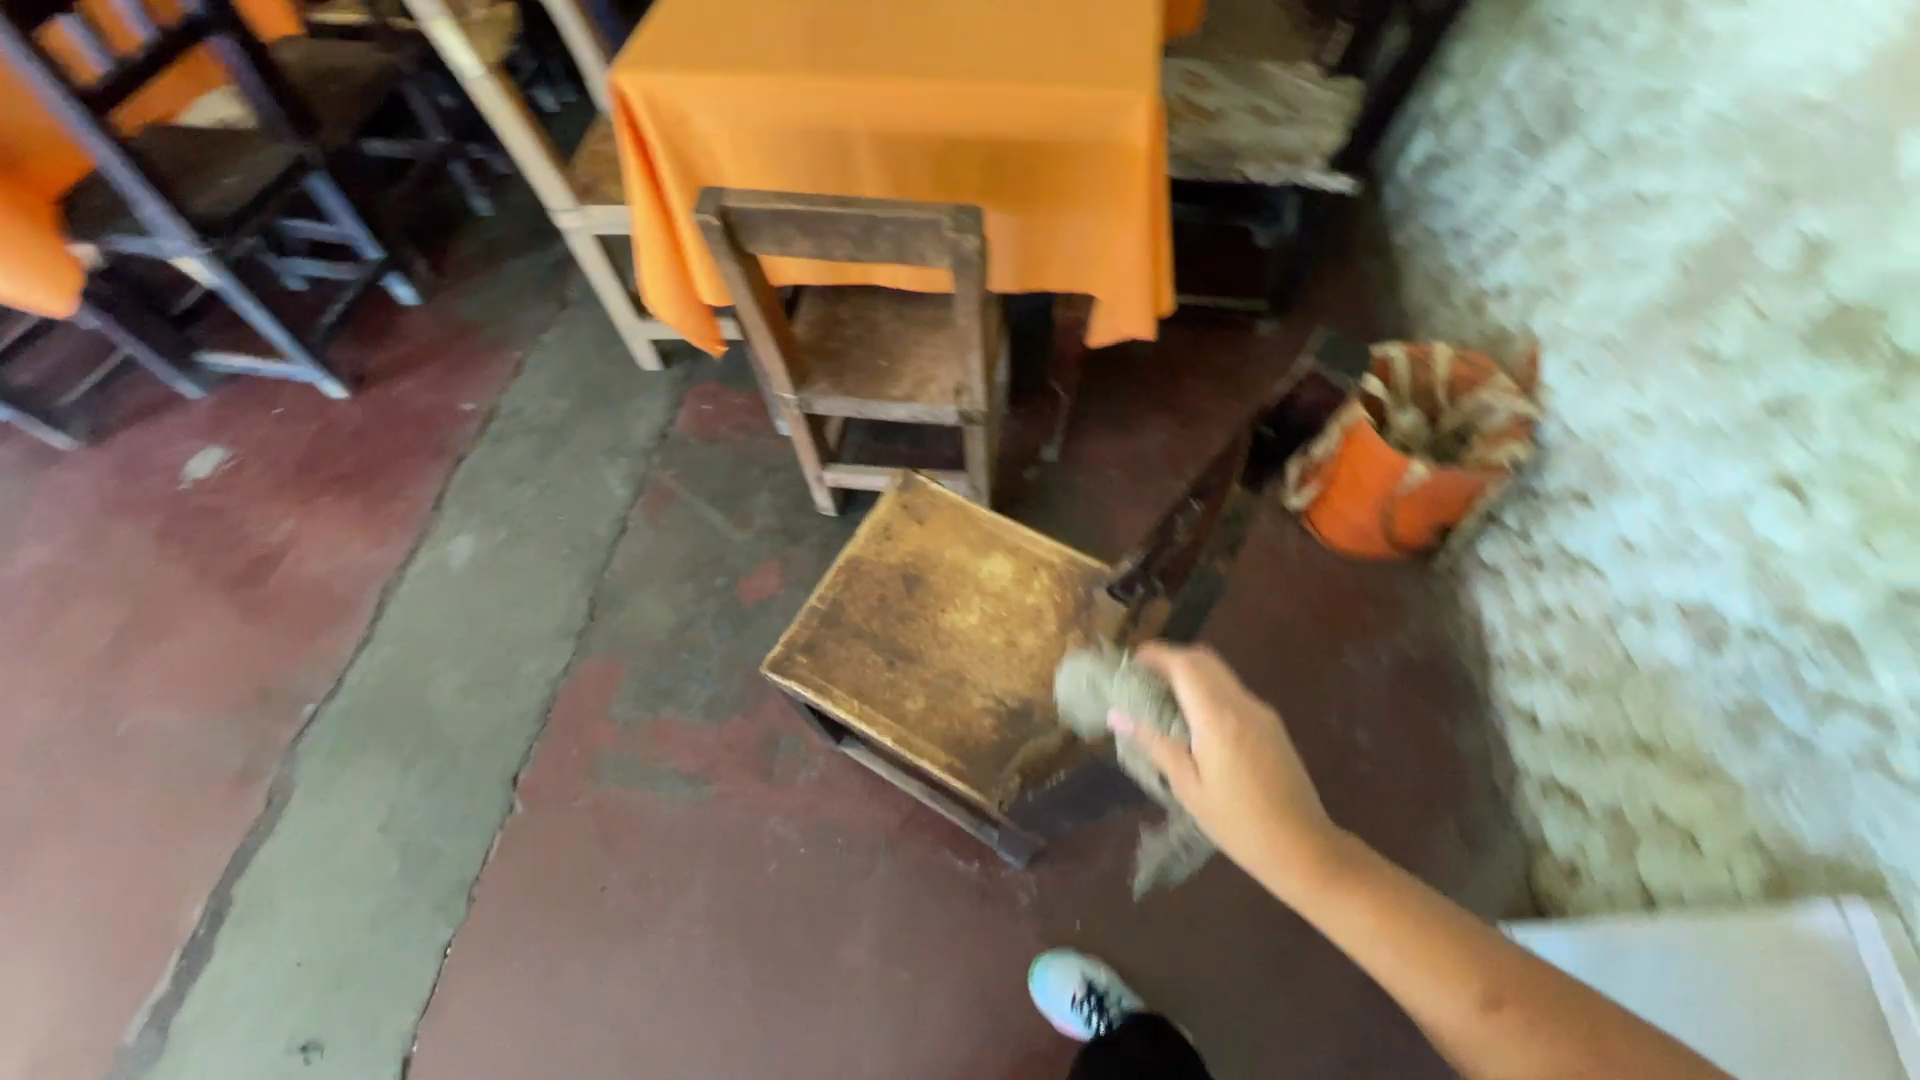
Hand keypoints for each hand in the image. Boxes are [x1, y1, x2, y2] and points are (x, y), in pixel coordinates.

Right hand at [1108, 642, 1341, 890]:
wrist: (1303, 847)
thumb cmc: (1238, 823)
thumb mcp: (1188, 788)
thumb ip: (1155, 745)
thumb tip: (1117, 716)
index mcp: (1218, 718)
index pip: (1185, 665)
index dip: (1156, 655)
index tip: (1130, 662)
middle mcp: (1242, 704)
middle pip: (1204, 660)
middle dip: (1171, 659)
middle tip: (1142, 677)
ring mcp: (1261, 713)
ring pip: (1220, 675)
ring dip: (1190, 674)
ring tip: (1162, 699)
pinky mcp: (1271, 726)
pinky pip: (1233, 694)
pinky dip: (1207, 692)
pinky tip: (1193, 721)